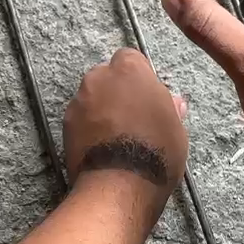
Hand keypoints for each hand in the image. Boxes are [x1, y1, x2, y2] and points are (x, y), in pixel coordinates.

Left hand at [62, 49, 187, 232]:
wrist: (119, 185)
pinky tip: (101, 145)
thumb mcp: (176, 129)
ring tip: (116, 134)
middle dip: (116, 90)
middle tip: (132, 116)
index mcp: (130, 70)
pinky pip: (80, 116)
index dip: (138, 76)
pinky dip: (88, 125)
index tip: (146, 95)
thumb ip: (169, 108)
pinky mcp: (66, 121)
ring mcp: (80, 99)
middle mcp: (100, 78)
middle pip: (107, 76)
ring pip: (92, 96)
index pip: (130, 58)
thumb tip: (172, 102)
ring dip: (100, 108)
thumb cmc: (156, 153)